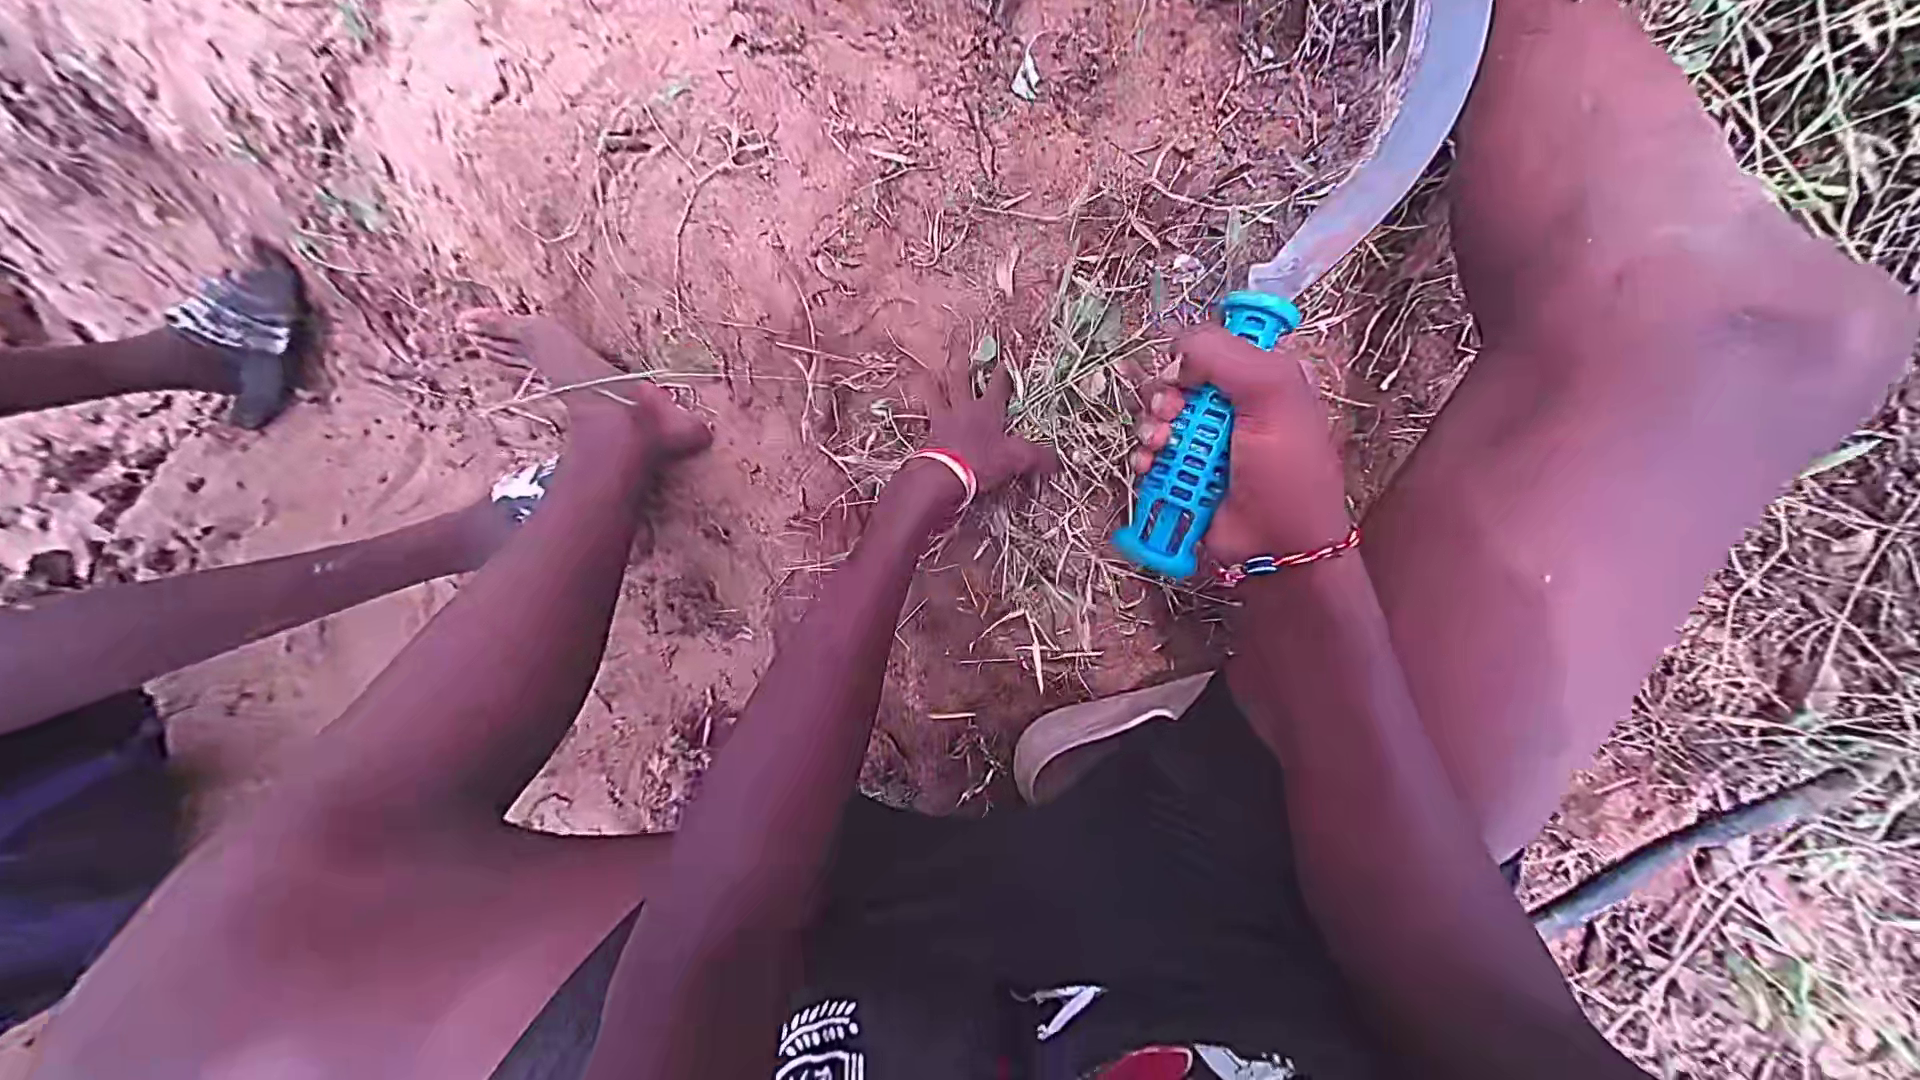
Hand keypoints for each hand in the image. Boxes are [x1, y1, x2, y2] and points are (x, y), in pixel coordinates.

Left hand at [921, 360, 1057, 495]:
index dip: (1002, 375)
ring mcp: (943, 420)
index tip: (1003, 364)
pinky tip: (915, 407)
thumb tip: (1056, 460)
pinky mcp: (928, 435)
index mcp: (988, 409)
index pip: (998, 386)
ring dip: (933, 382)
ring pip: (936, 393)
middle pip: (961, 378)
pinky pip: (923, 417)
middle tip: (958, 341)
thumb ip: (1037, 457)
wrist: (945, 475)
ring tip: (927, 372)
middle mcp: (964, 409)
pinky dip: (918, 409)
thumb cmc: (981, 461)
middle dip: (962, 359)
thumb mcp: (1016, 459)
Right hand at [1130, 327, 1348, 562]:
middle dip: (1164, 396)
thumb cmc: (1286, 472)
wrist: (1276, 545)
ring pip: (1155, 416)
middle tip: (1171, 415)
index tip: (1190, 376)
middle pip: (1174, 381)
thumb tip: (1176, 350)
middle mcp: (1228, 405)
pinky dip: (1144, 458)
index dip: (1192, 356)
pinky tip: (1152, 467)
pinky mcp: (1181, 471)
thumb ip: (1228, 356)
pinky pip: (1148, 453)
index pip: (1212, 346)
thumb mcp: (1275, 395)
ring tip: (1160, 447)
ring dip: (1150, 429)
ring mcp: (1202, 441)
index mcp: (1260, 378)